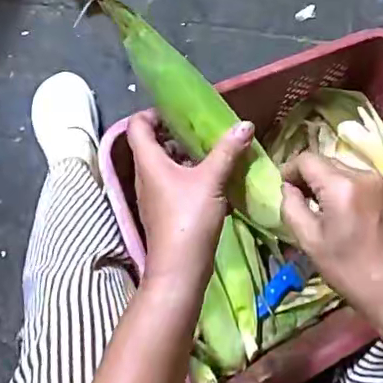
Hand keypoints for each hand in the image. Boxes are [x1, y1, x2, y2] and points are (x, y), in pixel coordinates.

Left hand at [129, 112, 251, 289]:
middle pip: (149, 142)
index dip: (153, 113)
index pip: (137, 124)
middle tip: (199, 129)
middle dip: (173, 132)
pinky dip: (185, 173)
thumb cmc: (188, 218)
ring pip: (161, 163)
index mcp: (147, 160)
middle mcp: (143, 173)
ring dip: (181, 154)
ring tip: (208, 150)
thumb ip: (227, 151)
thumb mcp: (211, 180)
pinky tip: (209, 178)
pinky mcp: (161, 209)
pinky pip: (169, 181)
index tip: (179, 113)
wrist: (178, 269)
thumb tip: (244, 123)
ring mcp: (151, 193)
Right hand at [279, 150, 382, 329]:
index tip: (285, 191)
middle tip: (300, 201)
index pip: (306, 159)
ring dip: (325, 183)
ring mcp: (381, 182)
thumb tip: (288, 188)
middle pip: (324, 161)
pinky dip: (343, 188)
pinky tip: (343, 212)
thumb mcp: (309, 241)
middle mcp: (363, 175)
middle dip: (307, 177)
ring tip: (321, 209)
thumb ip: (291, 206)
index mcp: (342, 186)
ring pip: (340, 169)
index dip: (289, 171)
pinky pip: (356, 179)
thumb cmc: (352, 271)